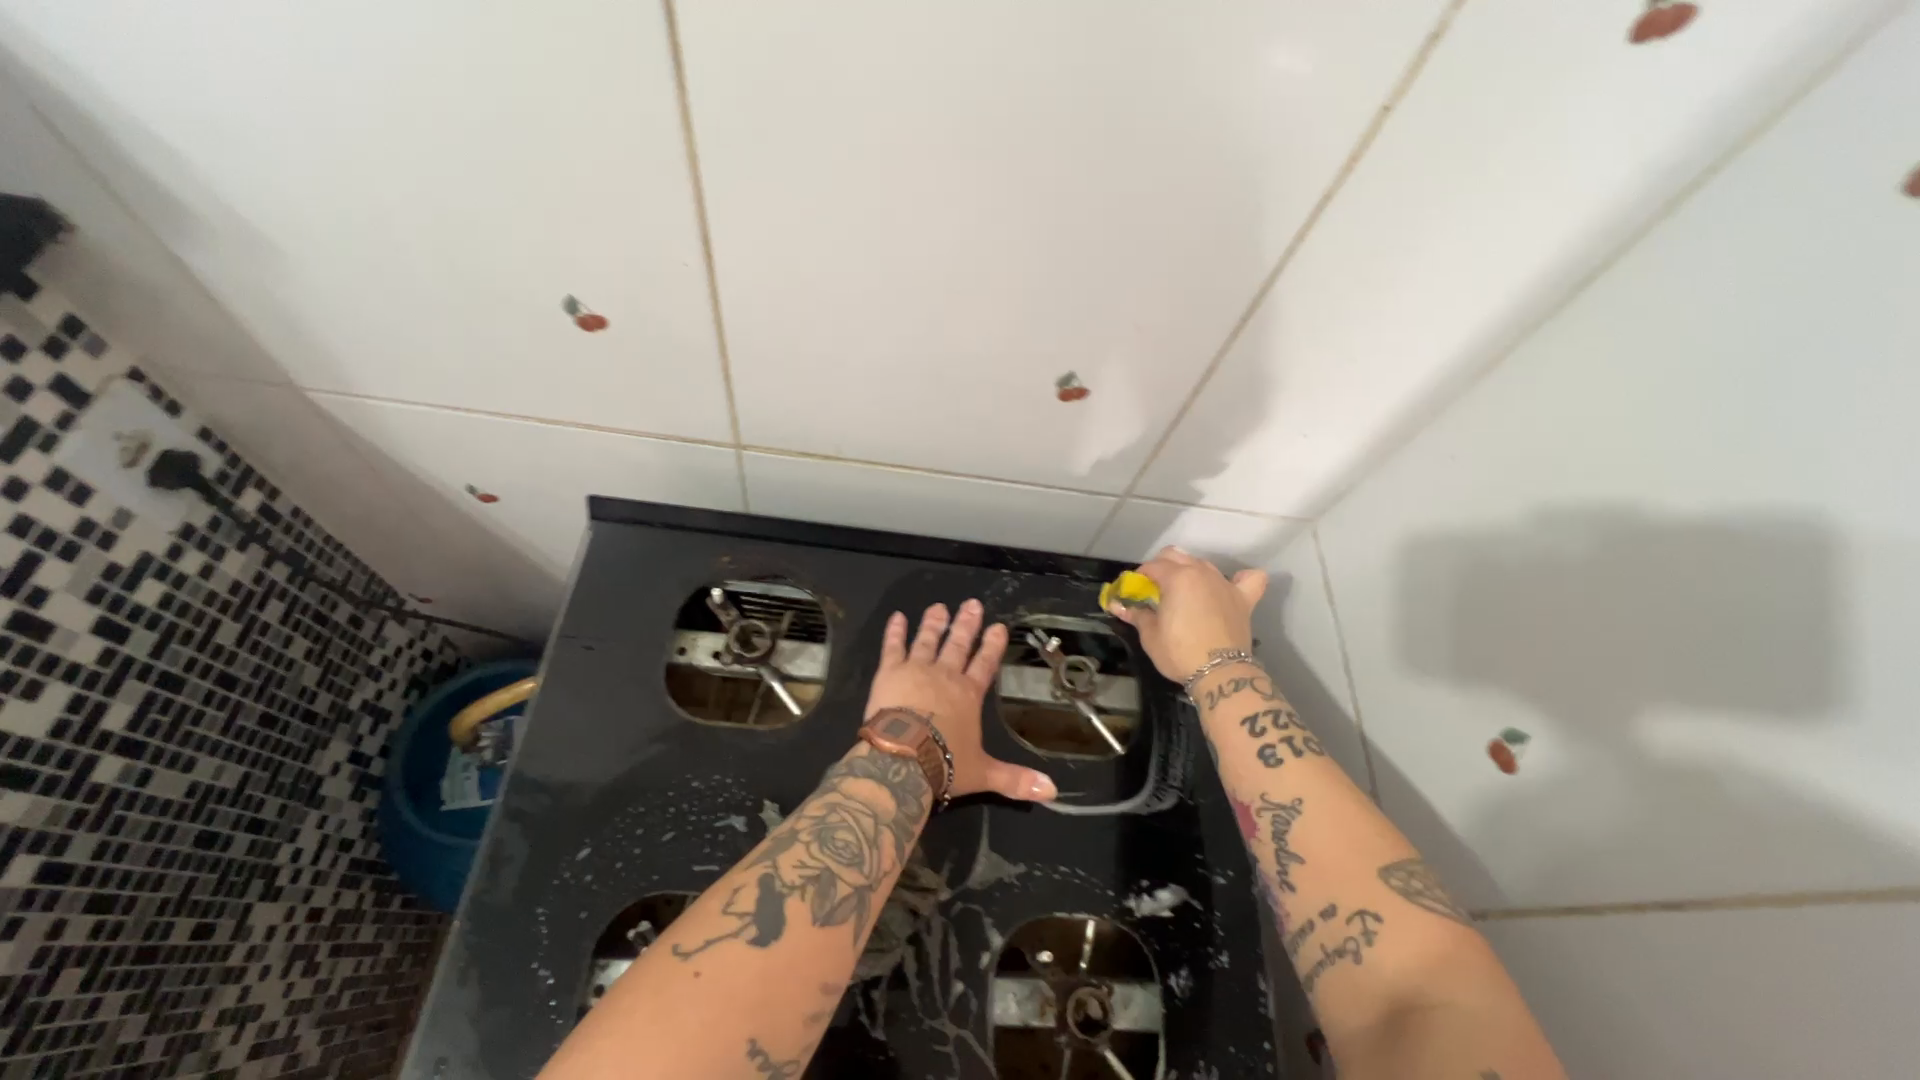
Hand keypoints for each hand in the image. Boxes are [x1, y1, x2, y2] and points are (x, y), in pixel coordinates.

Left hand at [865, 600, 1057, 802]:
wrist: (902, 758)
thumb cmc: (944, 764)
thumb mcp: (984, 773)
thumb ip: (1015, 779)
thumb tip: (1052, 792)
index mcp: (969, 695)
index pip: (985, 664)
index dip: (992, 645)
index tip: (999, 627)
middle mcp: (946, 676)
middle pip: (958, 645)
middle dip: (967, 625)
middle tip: (972, 604)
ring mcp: (916, 670)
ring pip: (928, 641)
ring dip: (934, 623)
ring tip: (939, 607)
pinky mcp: (889, 672)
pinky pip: (892, 647)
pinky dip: (895, 631)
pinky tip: (897, 617)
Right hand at [1105, 547, 1269, 681]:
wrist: (1220, 673)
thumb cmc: (1179, 653)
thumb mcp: (1150, 635)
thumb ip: (1136, 615)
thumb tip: (1119, 607)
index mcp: (1176, 578)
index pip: (1152, 566)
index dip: (1139, 577)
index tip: (1134, 591)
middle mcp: (1201, 572)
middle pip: (1177, 556)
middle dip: (1161, 567)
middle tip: (1154, 589)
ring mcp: (1225, 583)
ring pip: (1204, 564)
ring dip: (1190, 571)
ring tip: (1184, 591)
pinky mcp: (1244, 598)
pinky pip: (1249, 578)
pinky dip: (1240, 578)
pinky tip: (1230, 586)